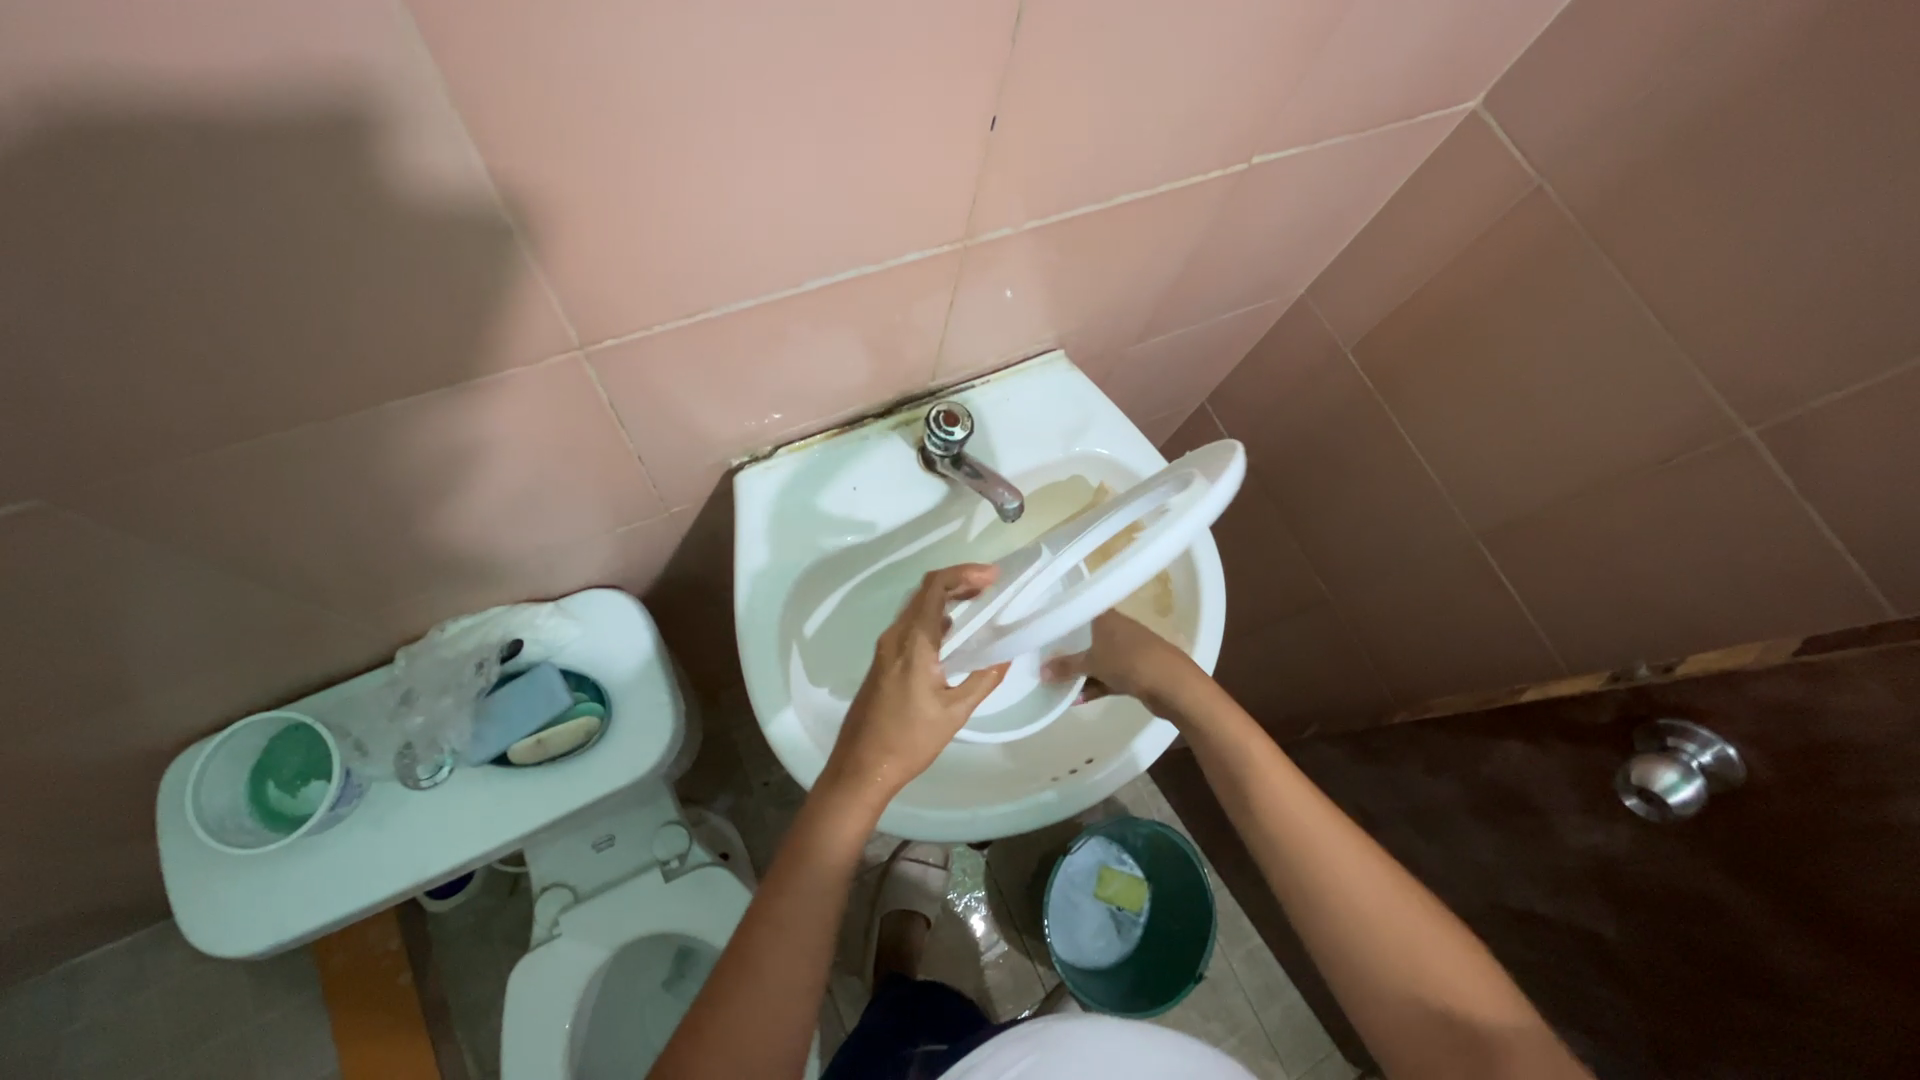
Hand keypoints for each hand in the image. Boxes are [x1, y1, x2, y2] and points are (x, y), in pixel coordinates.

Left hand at [820, 564, 1010, 806]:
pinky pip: (910, 627)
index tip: (992, 576)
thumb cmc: (908, 741)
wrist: (861, 767)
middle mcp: (894, 638)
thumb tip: (1005, 657)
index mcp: (912, 643)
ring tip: (978, 605)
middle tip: (990, 587)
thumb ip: (982, 680)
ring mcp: (885, 649)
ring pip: (916, 609)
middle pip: (925, 593)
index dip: (964, 573)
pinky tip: (954, 634)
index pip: (935, 588)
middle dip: (958, 583)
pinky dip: (934, 619)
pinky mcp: (882, 662)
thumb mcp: (955, 713)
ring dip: (946, 600)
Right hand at [1043, 611, 1204, 719]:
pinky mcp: (1135, 671)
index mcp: (1107, 617)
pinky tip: (1078, 699)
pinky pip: (1108, 677)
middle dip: (1068, 650)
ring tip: (1057, 685)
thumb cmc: (1128, 661)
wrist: (1172, 684)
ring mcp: (1128, 651)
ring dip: (1081, 673)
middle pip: (1087, 637)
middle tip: (1044, 658)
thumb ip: (1066, 667)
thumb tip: (1040, 671)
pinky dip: (1096, 685)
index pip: (1081, 610)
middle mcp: (1117, 630)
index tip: (1043, 626)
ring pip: (1098, 659)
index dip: (1063, 618)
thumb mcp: (1092, 663)